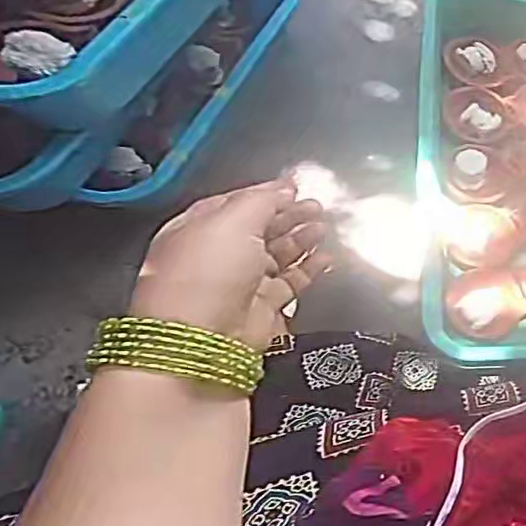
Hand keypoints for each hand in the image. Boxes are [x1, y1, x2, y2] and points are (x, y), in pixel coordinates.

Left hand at [128, 178, 330, 349]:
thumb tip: (285, 188)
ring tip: (324, 227)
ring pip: (278, 254)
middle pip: (260, 228)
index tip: (295, 187)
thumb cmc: (207, 274)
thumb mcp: (232, 221)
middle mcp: (219, 254)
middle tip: (317, 206)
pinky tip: (327, 257)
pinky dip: (311, 268)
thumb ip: (262, 200)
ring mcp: (242, 281)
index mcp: (198, 228)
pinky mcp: (264, 306)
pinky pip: (293, 281)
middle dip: (288, 215)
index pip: (236, 203)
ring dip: (302, 239)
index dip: (266, 194)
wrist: (205, 338)